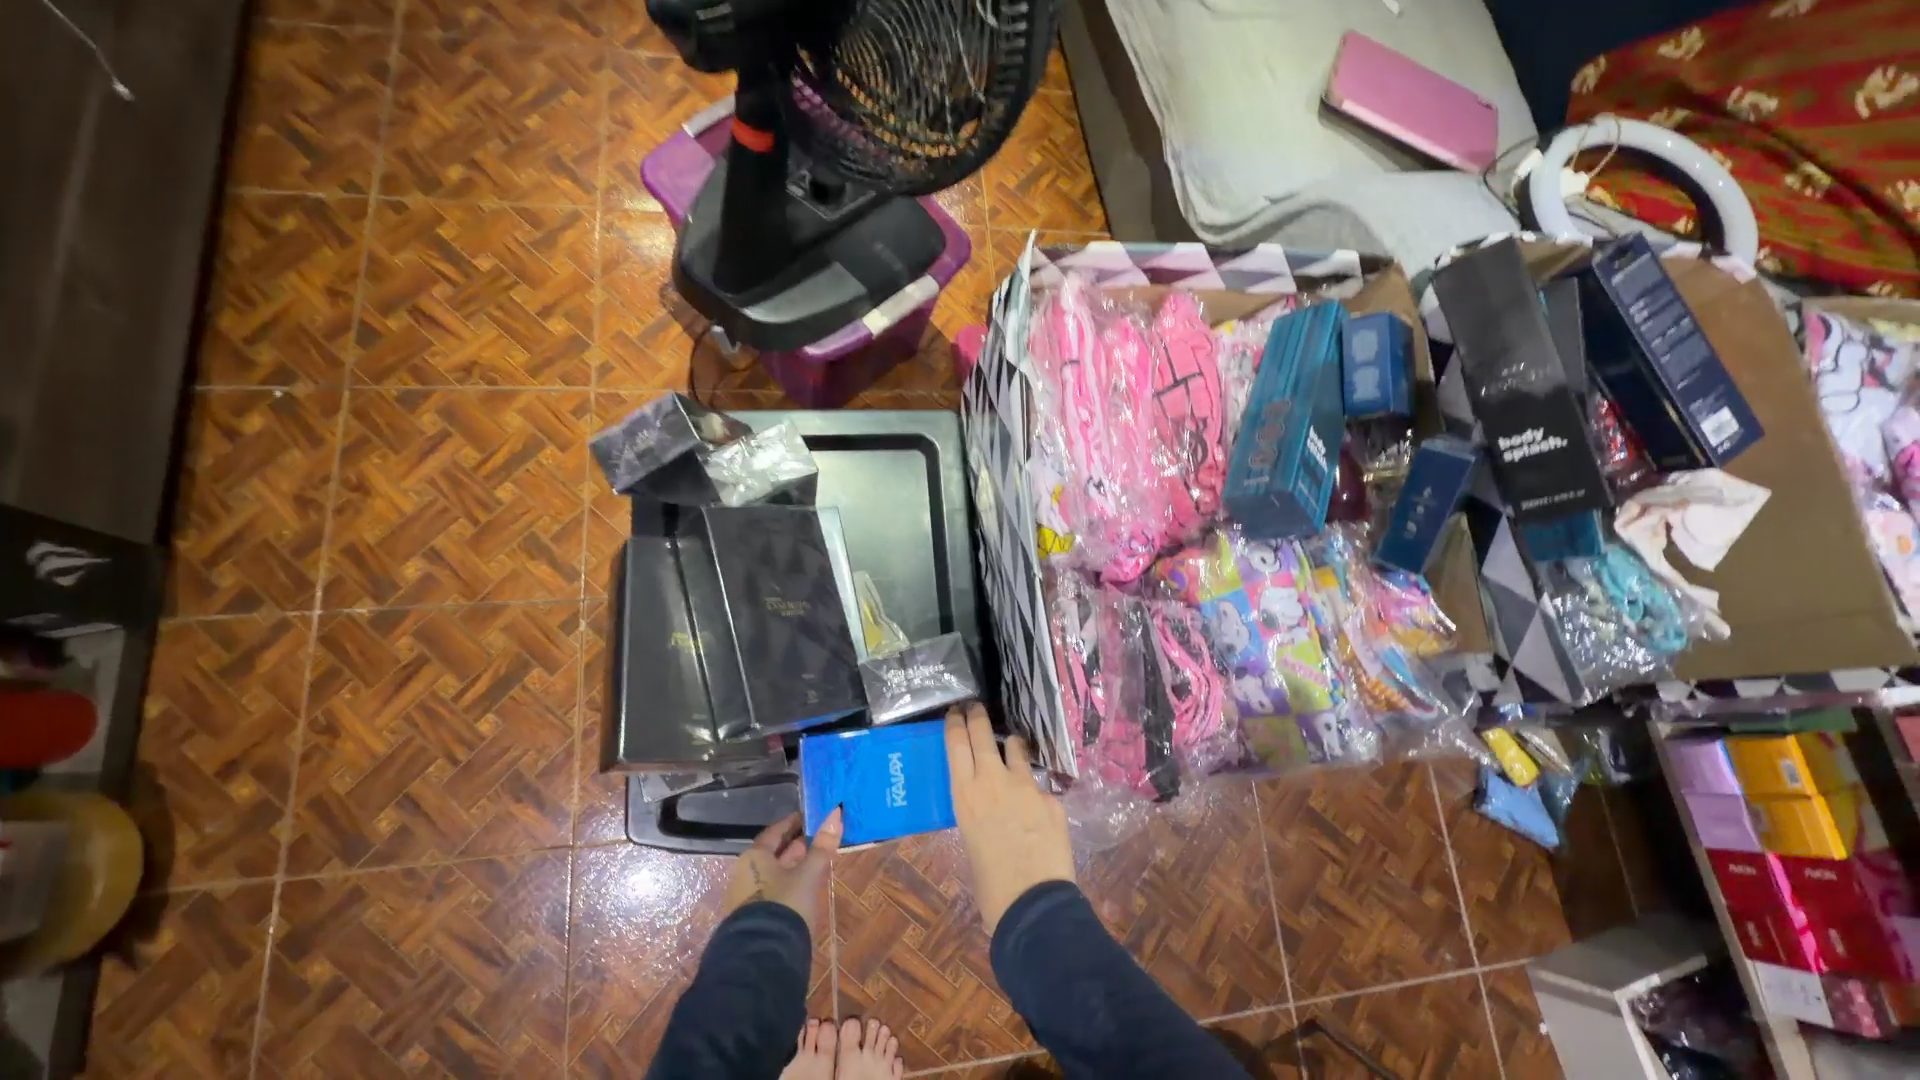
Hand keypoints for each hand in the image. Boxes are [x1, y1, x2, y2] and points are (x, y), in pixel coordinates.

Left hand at [722, 810, 841, 934]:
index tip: (808, 818)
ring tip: (815, 861)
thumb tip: (836, 812)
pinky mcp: (752, 916)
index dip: (791, 824)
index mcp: (754, 857)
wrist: (763, 956)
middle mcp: (745, 872)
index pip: (774, 832)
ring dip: (792, 865)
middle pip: (772, 853)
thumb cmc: (785, 905)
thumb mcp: (808, 875)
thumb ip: (822, 847)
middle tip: (817, 837)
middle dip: (794, 845)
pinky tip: (803, 887)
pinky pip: (771, 890)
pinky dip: (787, 883)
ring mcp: (746, 896)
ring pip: (772, 873)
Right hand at [945, 703, 1074, 934]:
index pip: (957, 743)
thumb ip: (979, 814)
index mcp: (965, 795)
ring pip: (1015, 749)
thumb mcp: (971, 841)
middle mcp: (993, 780)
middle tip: (976, 708)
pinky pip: (1040, 785)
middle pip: (983, 733)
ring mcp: (1026, 786)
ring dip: (1011, 746)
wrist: (1033, 903)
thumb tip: (989, 808)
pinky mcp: (1052, 798)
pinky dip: (1035, 790)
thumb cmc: (990, 884)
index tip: (956, 712)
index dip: (956, 722)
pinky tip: (1037, 809)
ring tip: (1011, 749)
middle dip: (978, 716)